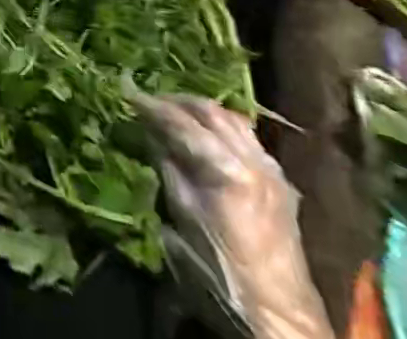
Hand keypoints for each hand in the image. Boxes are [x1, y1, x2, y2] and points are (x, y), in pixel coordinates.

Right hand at [135, 95, 333, 338]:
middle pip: (211, 112)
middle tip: (148, 100)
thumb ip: (168, 169)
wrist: (278, 313)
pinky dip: (223, 128)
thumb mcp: (180, 217)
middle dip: (177, 101)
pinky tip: (209, 138)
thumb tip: (152, 135)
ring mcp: (271, 171)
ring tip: (176, 112)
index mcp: (225, 169)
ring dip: (202, 111)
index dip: (151, 106)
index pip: (181, 122)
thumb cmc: (218, 270)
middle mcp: (253, 161)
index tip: (126, 93)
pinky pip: (249, 139)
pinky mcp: (281, 185)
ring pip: (234, 121)